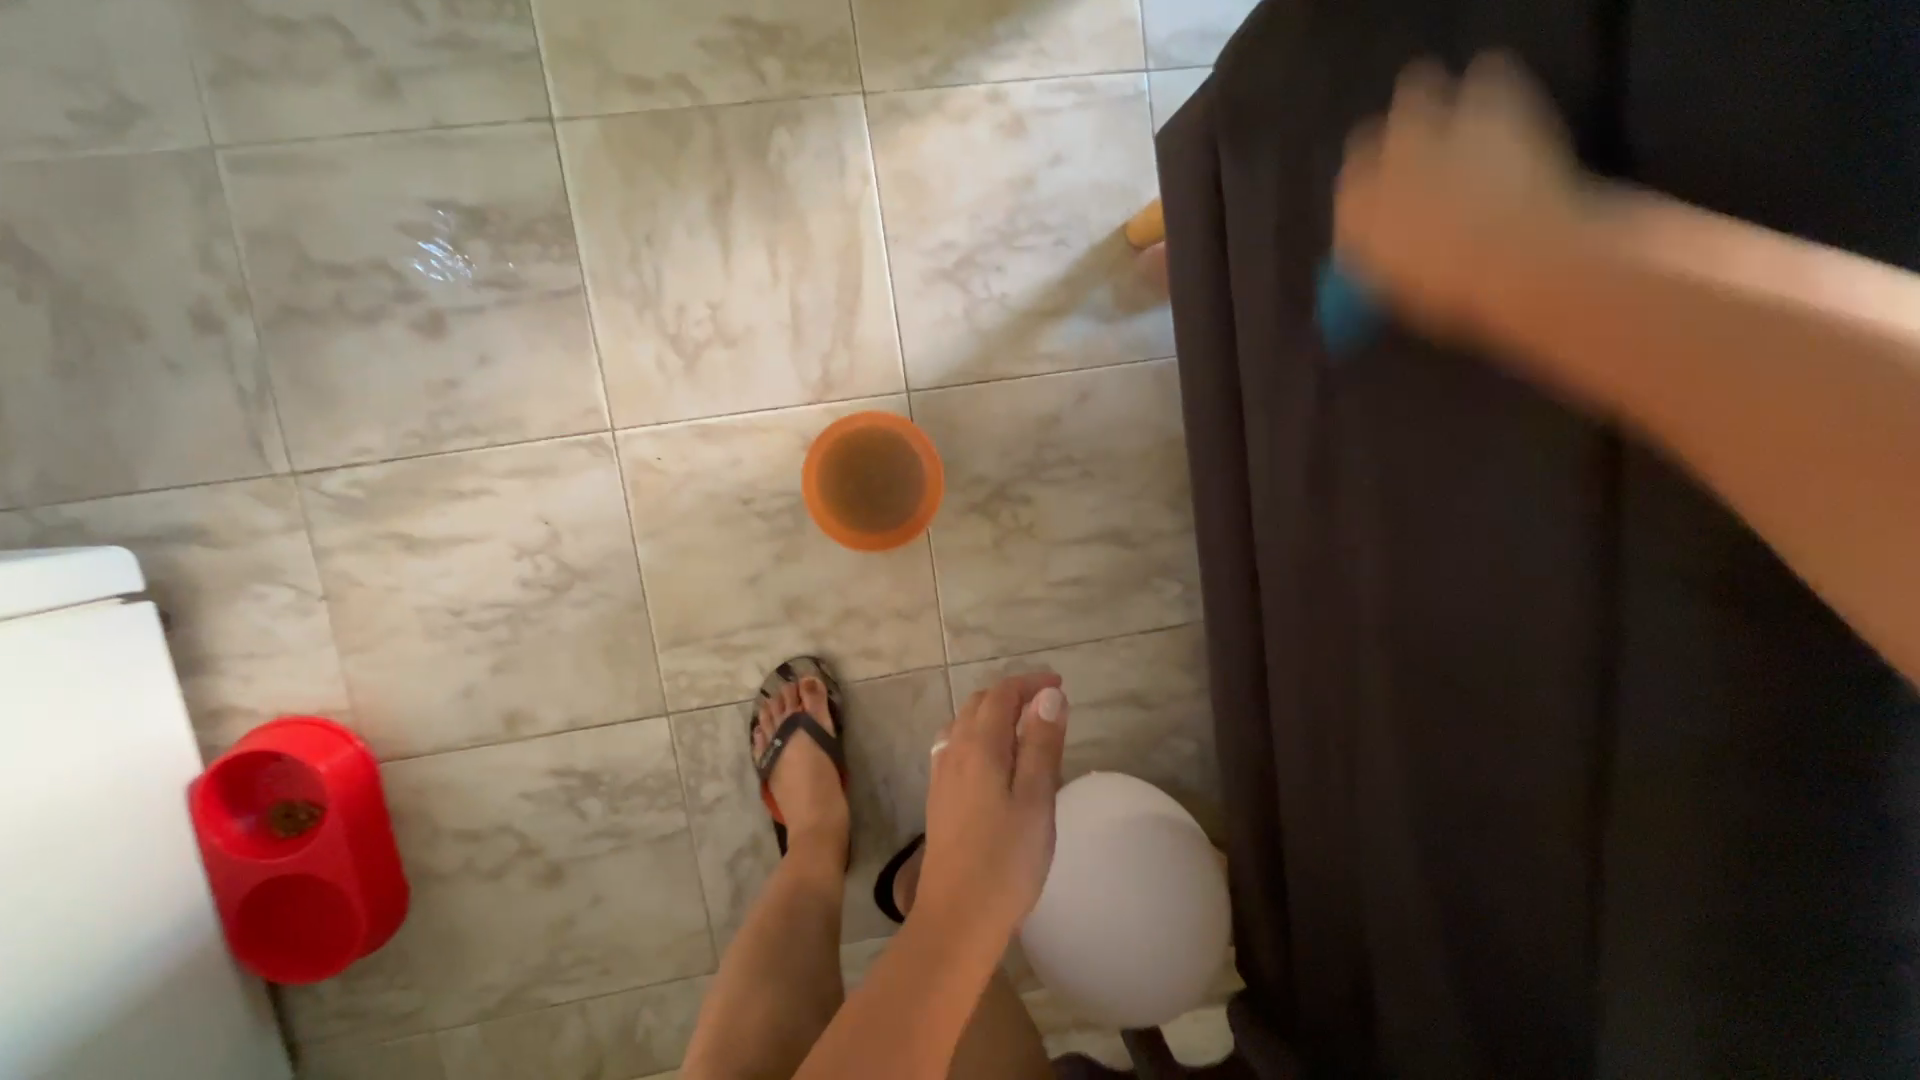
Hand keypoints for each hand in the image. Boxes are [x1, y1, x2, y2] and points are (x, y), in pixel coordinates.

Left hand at [916, 673, 1070, 946]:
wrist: (956, 917)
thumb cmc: (1006, 860)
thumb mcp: (1036, 800)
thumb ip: (1042, 744)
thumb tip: (1048, 695)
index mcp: (979, 747)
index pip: (1002, 694)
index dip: (1030, 683)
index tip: (1059, 685)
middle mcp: (954, 752)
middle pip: (979, 704)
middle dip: (1012, 694)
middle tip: (1047, 705)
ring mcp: (941, 776)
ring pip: (964, 725)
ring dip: (993, 714)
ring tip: (1025, 728)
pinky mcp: (938, 799)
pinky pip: (956, 747)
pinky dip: (979, 736)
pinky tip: (993, 760)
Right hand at [1334, 52, 1585, 341]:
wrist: (1522, 258)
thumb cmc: (1454, 293)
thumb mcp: (1402, 291)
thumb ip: (1386, 262)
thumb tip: (1389, 257)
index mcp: (1353, 216)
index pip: (1346, 196)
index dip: (1365, 201)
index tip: (1384, 214)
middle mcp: (1380, 165)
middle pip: (1367, 141)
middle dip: (1386, 149)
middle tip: (1414, 162)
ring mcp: (1433, 126)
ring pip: (1415, 92)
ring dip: (1426, 103)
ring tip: (1449, 120)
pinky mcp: (1490, 101)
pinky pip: (1485, 77)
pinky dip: (1488, 85)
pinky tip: (1500, 101)